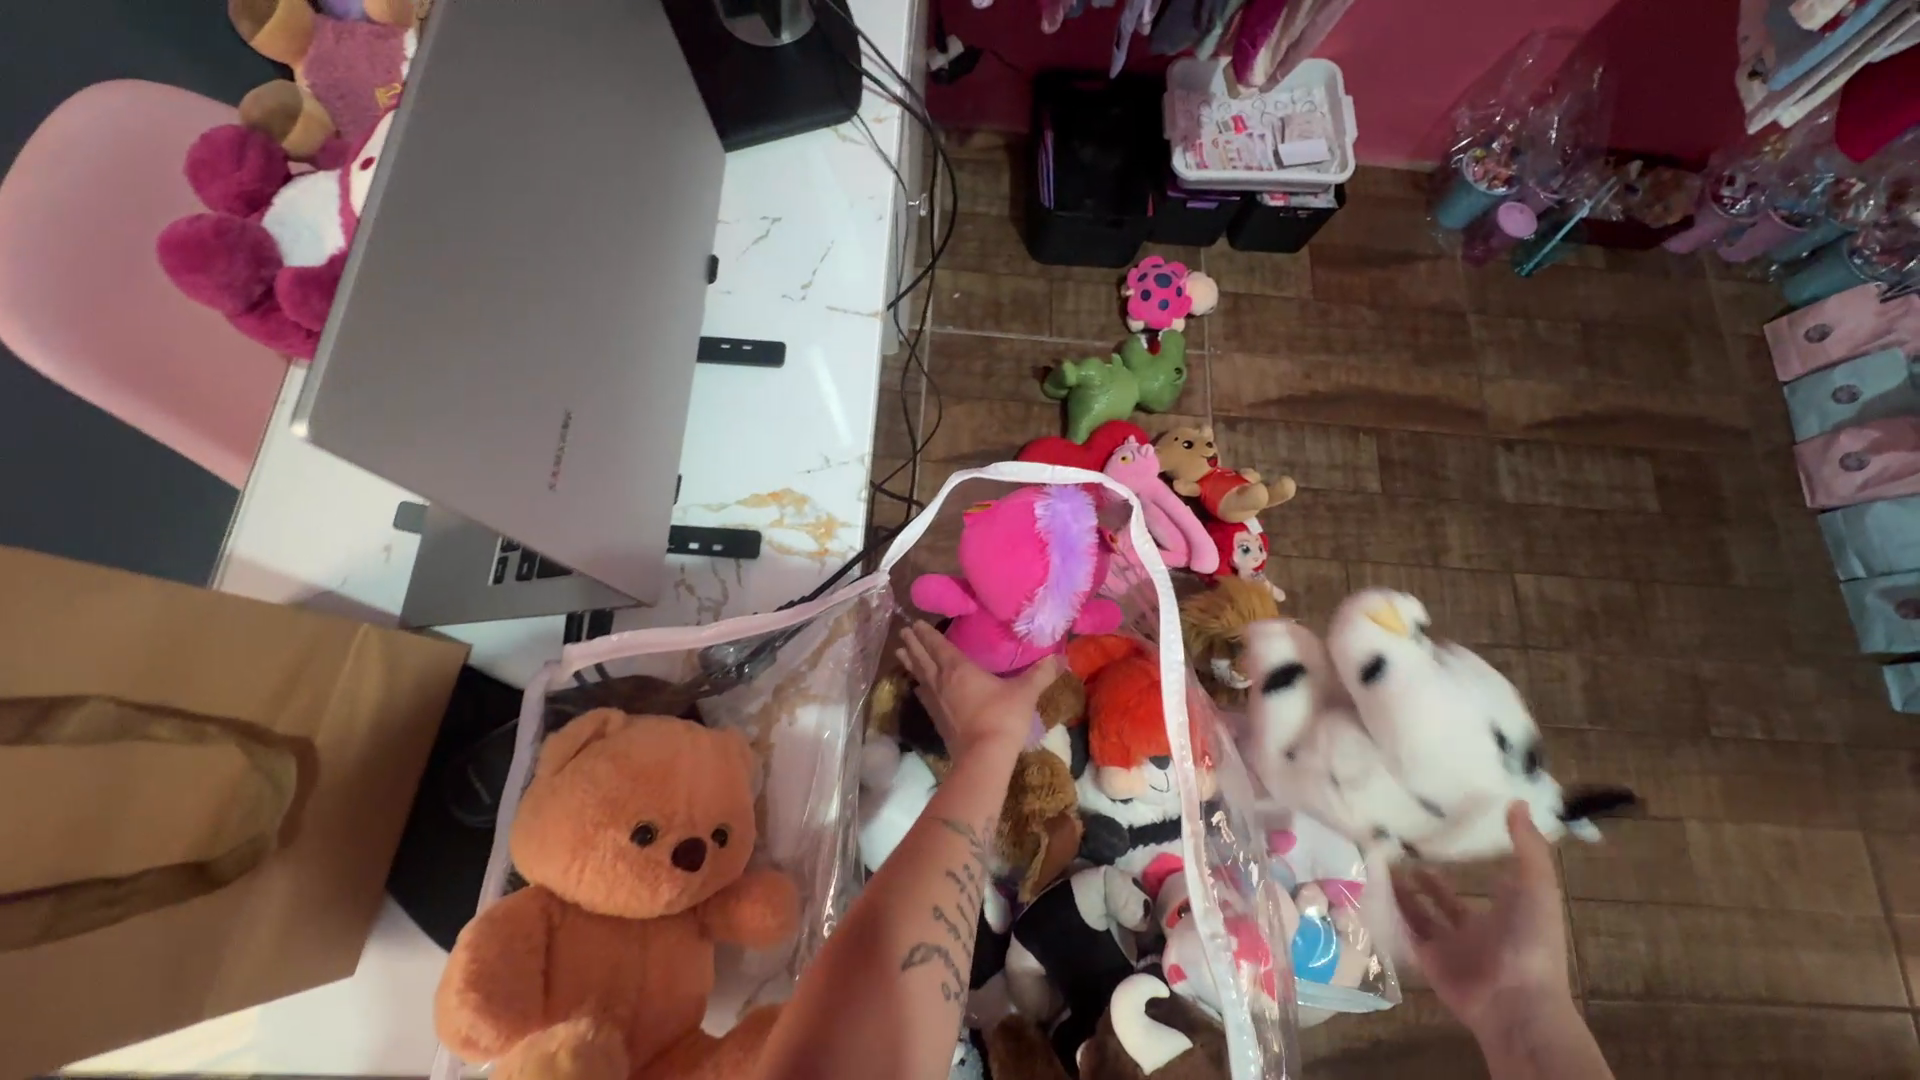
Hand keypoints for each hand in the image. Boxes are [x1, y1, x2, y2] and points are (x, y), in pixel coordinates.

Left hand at [895, 621, 1060, 764]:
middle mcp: (942, 681)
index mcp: (959, 669)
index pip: (939, 646)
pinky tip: (917, 689)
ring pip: (919, 677)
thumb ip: (1041, 674)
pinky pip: (924, 698)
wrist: (984, 756)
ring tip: (900, 653)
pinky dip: (919, 689)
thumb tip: (1062, 657)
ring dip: (910, 663)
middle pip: (923, 658)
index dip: (928, 634)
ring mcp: (936, 702)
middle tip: (904, 633)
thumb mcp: (1025, 692)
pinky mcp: (937, 720)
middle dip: (914, 644)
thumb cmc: (1003, 717)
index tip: (916, 623)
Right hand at [1394, 802, 1572, 1037]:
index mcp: (1506, 913)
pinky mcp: (1425, 957)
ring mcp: (1448, 944)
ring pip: (1420, 912)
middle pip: (1445, 898)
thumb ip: (1528, 848)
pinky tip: (1372, 885)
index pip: (1485, 881)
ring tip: (1379, 860)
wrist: (1513, 1000)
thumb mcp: (1537, 888)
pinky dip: (1388, 909)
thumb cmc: (1530, 941)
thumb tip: (1516, 801)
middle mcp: (1475, 928)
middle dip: (1426, 876)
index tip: (1444, 831)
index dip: (1468, 859)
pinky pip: (1403, 928)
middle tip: (1399, 845)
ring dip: (1402, 889)